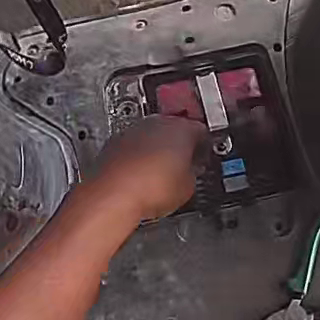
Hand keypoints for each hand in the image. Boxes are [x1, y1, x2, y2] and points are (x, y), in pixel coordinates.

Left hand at [79, 115, 205, 221]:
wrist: (113, 195)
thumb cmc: (149, 187)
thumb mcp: (188, 187)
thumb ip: (194, 173)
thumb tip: (190, 174)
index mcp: (182, 129)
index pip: (201, 131)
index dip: (205, 146)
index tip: (204, 157)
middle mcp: (157, 124)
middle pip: (175, 129)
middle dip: (180, 146)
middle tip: (184, 166)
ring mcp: (133, 131)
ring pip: (152, 136)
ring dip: (158, 151)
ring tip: (162, 175)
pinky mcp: (114, 144)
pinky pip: (133, 147)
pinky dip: (139, 158)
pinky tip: (142, 176)